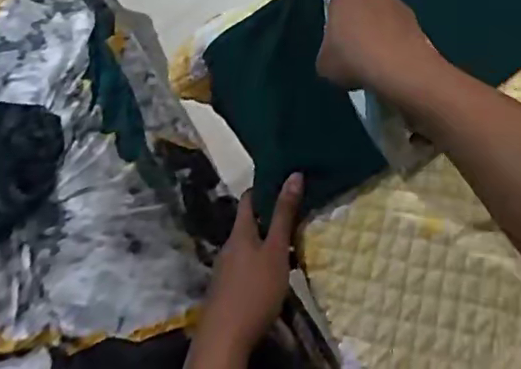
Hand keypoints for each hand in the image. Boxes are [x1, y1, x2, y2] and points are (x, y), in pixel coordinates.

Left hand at [188, 174, 302, 367]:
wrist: (222, 345)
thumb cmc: (254, 291)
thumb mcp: (276, 250)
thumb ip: (284, 214)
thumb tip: (294, 174)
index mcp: (240, 233)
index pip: (249, 197)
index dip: (266, 186)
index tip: (287, 179)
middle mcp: (229, 247)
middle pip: (250, 222)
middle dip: (272, 214)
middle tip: (298, 209)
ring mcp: (226, 271)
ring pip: (250, 244)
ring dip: (269, 239)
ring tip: (293, 239)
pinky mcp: (227, 292)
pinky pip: (247, 264)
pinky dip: (263, 259)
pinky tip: (277, 270)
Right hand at [316, 0, 437, 91]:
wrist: (400, 67)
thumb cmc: (353, 59)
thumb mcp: (325, 61)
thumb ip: (328, 46)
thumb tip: (335, 47)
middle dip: (355, 5)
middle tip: (351, 28)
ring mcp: (394, 1)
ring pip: (379, 4)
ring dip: (375, 17)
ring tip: (372, 42)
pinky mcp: (411, 16)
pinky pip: (395, 18)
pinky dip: (392, 29)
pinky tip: (390, 48)